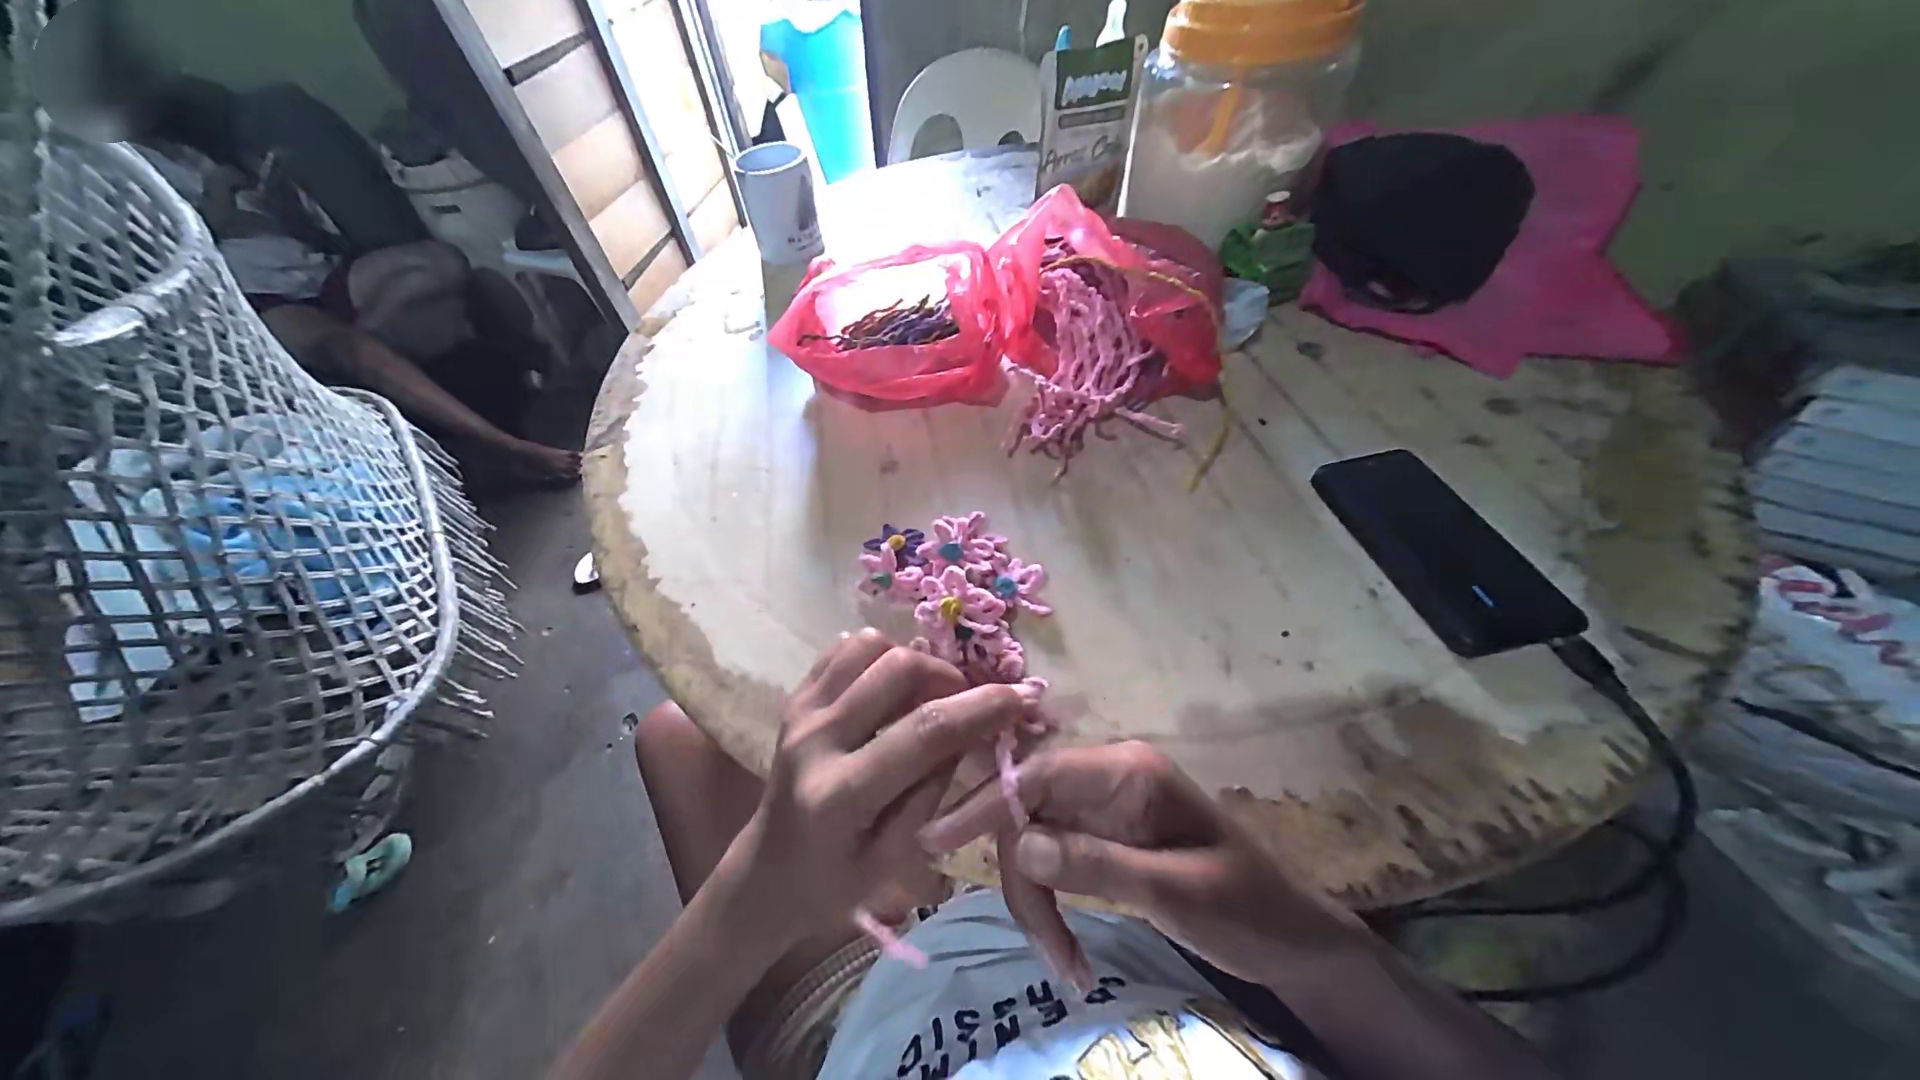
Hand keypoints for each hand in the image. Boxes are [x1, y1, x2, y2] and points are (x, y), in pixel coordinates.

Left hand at [727, 629, 1038, 947]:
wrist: (768, 871)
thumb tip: (974, 728)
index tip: (1020, 696)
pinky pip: (843, 649)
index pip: (925, 730)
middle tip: (964, 701)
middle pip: (897, 669)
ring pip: (869, 646)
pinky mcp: (794, 699)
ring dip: (911, 660)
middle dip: (947, 676)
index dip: (982, 707)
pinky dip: (878, 655)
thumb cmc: (836, 881)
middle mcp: (815, 741)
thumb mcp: (897, 857)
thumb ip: (935, 787)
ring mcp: (799, 713)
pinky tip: (891, 686)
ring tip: (926, 693)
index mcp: (841, 793)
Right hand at [922, 742, 1367, 987]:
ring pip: (1034, 838)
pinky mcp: (1099, 836)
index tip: (938, 838)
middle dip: (1022, 875)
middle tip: (1046, 948)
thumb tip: (1018, 845)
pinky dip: (1049, 902)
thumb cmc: (1247, 906)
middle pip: (1028, 808)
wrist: (1292, 936)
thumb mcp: (1178, 891)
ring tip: (1065, 963)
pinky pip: (1052, 858)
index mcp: (1128, 770)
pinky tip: (1065, 947)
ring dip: (1036, 899)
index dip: (988, 802)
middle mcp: (1106, 777)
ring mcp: (1101, 807)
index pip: (1040, 772)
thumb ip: (1098, 863)